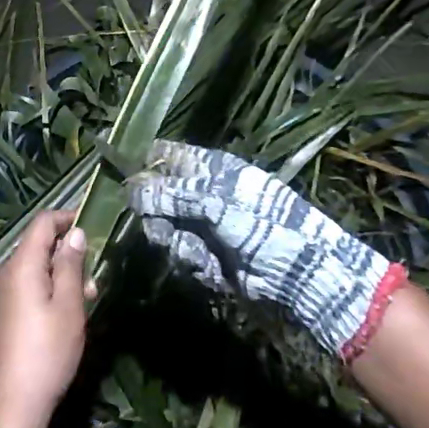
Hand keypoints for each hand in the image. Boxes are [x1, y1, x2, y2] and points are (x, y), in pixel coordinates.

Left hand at [0, 209, 93, 427]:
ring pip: (37, 265)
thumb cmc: (47, 350)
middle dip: (69, 249)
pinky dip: (52, 286)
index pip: (43, 222)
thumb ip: (71, 265)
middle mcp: (8, 271)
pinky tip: (70, 310)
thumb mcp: (69, 304)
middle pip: (39, 242)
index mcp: (21, 263)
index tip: (95, 224)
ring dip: (64, 271)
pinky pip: (30, 283)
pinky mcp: (7, 311)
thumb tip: (75, 233)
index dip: (68, 217)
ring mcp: (5, 292)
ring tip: (89, 296)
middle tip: (96, 271)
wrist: (13, 403)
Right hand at [127, 140, 404, 361]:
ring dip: (179, 245)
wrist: (297, 272)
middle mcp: (202, 192)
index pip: (164, 155)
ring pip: (166, 230)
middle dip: (160, 217)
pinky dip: (195, 264)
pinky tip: (214, 269)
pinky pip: (182, 255)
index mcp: (208, 167)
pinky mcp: (207, 254)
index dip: (147, 168)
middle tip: (170, 230)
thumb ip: (172, 194)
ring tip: (202, 254)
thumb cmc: (261, 223)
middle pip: (157, 197)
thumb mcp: (214, 203)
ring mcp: (204, 224)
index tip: (136, 188)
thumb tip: (131, 189)